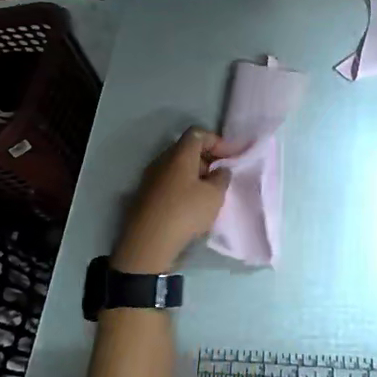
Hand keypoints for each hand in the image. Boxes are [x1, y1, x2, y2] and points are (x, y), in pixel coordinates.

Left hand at [113, 128, 230, 274]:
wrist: (148, 244)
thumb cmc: (185, 213)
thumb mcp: (214, 195)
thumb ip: (222, 177)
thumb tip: (220, 170)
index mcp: (179, 155)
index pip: (198, 133)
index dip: (217, 141)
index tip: (230, 157)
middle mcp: (162, 161)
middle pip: (187, 149)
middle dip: (207, 158)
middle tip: (221, 175)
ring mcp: (150, 178)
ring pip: (177, 167)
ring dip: (195, 175)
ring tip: (209, 193)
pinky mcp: (145, 196)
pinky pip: (169, 182)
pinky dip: (183, 187)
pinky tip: (191, 205)